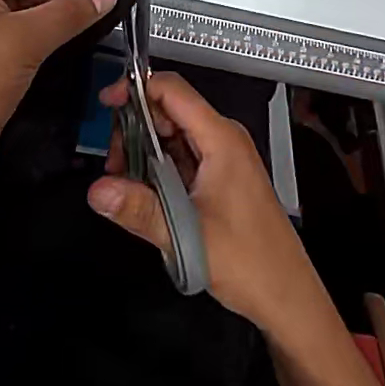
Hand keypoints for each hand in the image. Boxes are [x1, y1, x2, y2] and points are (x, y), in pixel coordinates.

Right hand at [88, 72, 323, 330]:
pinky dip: (157, 166)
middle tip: (114, 165)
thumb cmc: (249, 262)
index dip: (136, 88)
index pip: (172, 90)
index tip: (107, 103)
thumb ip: (139, 209)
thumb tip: (98, 190)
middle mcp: (222, 138)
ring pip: (171, 134)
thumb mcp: (186, 235)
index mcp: (221, 139)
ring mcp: (221, 156)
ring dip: (143, 150)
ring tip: (126, 184)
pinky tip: (144, 192)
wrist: (286, 297)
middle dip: (134, 128)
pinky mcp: (218, 175)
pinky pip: (180, 155)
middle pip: (168, 110)